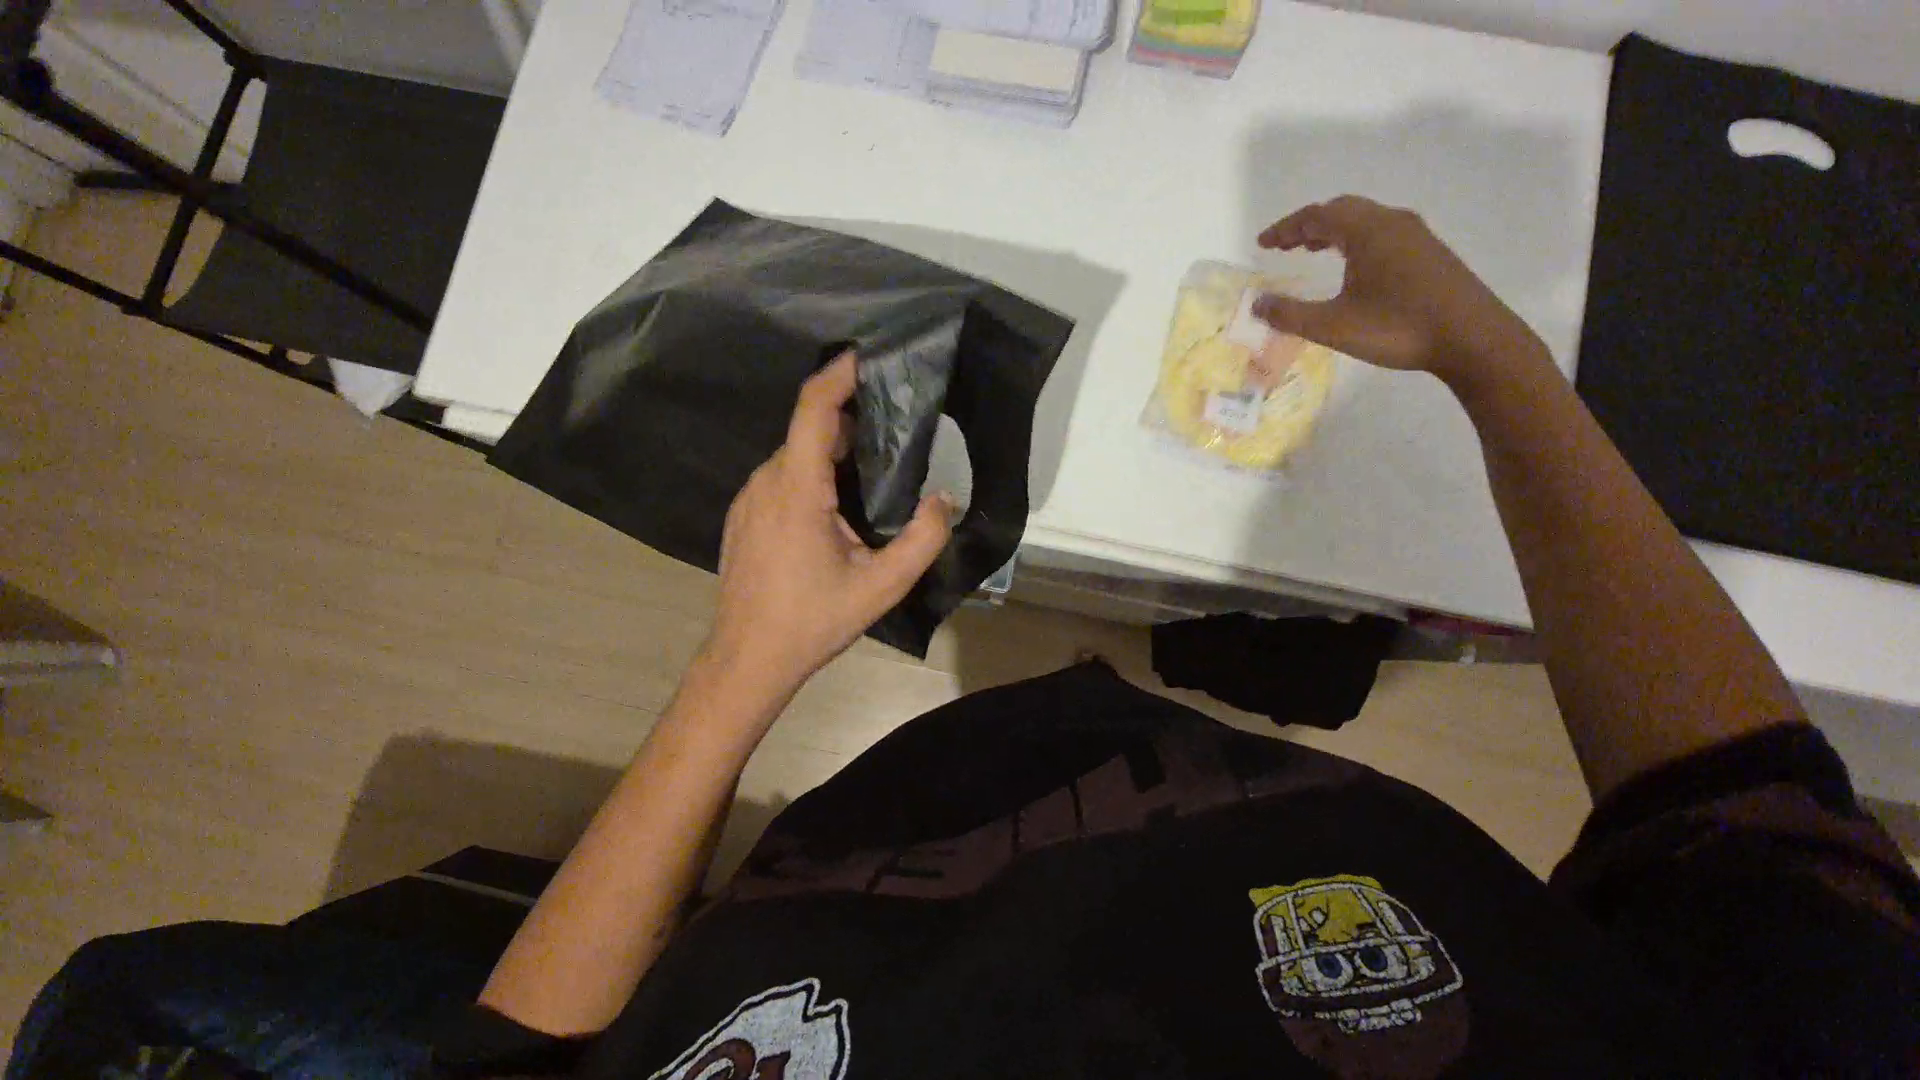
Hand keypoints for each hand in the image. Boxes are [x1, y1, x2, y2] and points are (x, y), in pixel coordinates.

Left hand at [703, 352, 952, 690]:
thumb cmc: (812, 621)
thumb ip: (922, 540)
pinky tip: (836, 507)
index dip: (840, 375)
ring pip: (793, 457)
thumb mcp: (881, 586)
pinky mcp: (742, 517)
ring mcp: (748, 499)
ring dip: (831, 452)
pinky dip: (810, 475)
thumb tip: (944, 500)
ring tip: (873, 469)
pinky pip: (780, 479)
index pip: (814, 408)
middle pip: (808, 431)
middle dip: (850, 421)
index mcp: (796, 488)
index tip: (868, 356)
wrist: (748, 658)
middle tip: (895, 427)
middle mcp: (765, 482)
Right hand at [1253, 196, 1547, 383]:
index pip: (1316, 217)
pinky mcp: (1431, 253)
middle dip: (1309, 225)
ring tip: (1314, 251)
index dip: (1285, 229)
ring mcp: (1416, 236)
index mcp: (1366, 231)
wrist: (1472, 338)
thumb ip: (1290, 314)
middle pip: (1342, 210)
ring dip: (1335, 231)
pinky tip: (1355, 267)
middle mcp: (1392, 222)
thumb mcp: (1333, 326)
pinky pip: (1383, 233)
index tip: (1262, 244)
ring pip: (1366, 220)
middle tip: (1286, 246)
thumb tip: (1257, 304)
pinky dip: (1357, 240)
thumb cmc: (1397, 328)